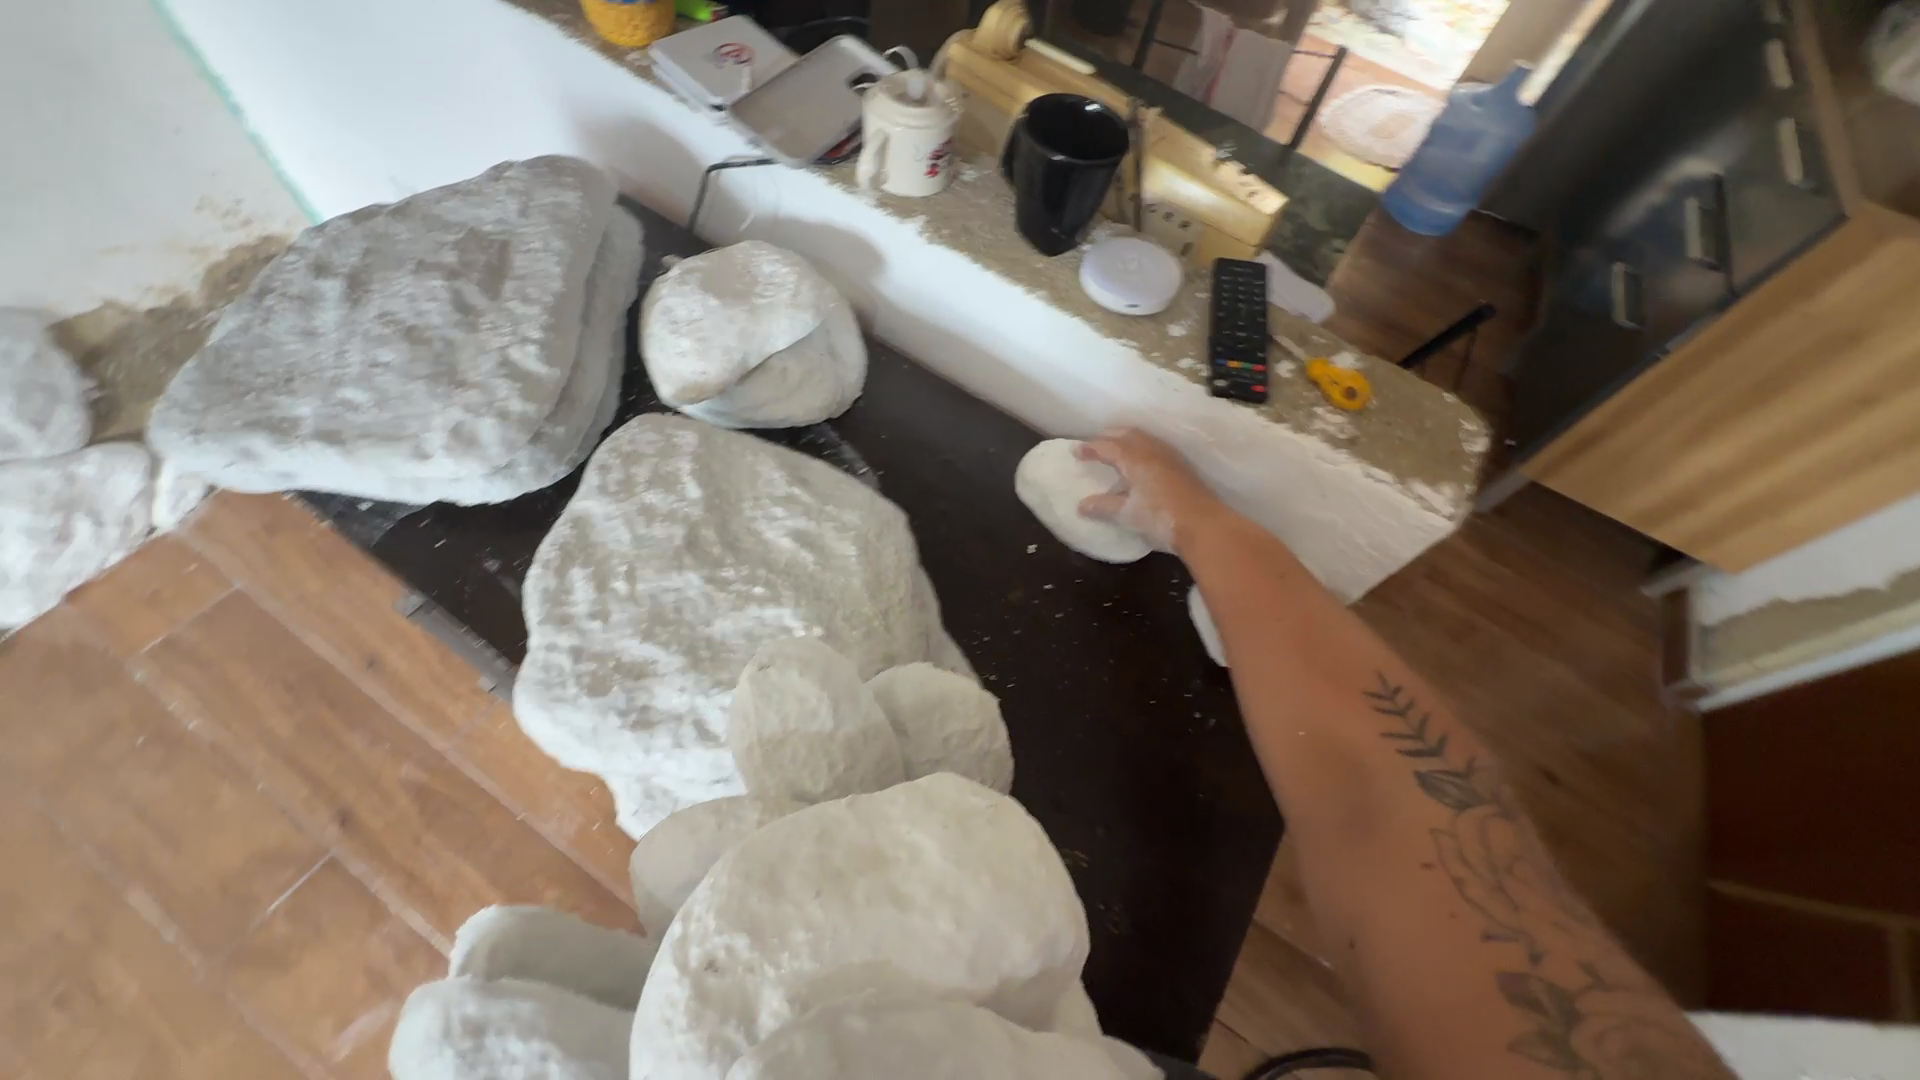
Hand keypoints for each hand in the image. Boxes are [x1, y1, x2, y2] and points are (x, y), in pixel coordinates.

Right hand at [1074, 428, 1222, 552]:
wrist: (1204, 524)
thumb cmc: (1160, 516)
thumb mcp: (1127, 513)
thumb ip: (1104, 506)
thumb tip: (1081, 505)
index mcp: (1134, 457)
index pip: (1107, 446)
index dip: (1090, 448)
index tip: (1075, 451)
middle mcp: (1151, 450)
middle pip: (1127, 435)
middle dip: (1108, 437)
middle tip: (1095, 446)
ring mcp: (1170, 456)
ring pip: (1144, 438)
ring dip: (1127, 440)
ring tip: (1117, 450)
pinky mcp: (1182, 466)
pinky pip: (1155, 447)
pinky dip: (1141, 448)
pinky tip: (1142, 462)